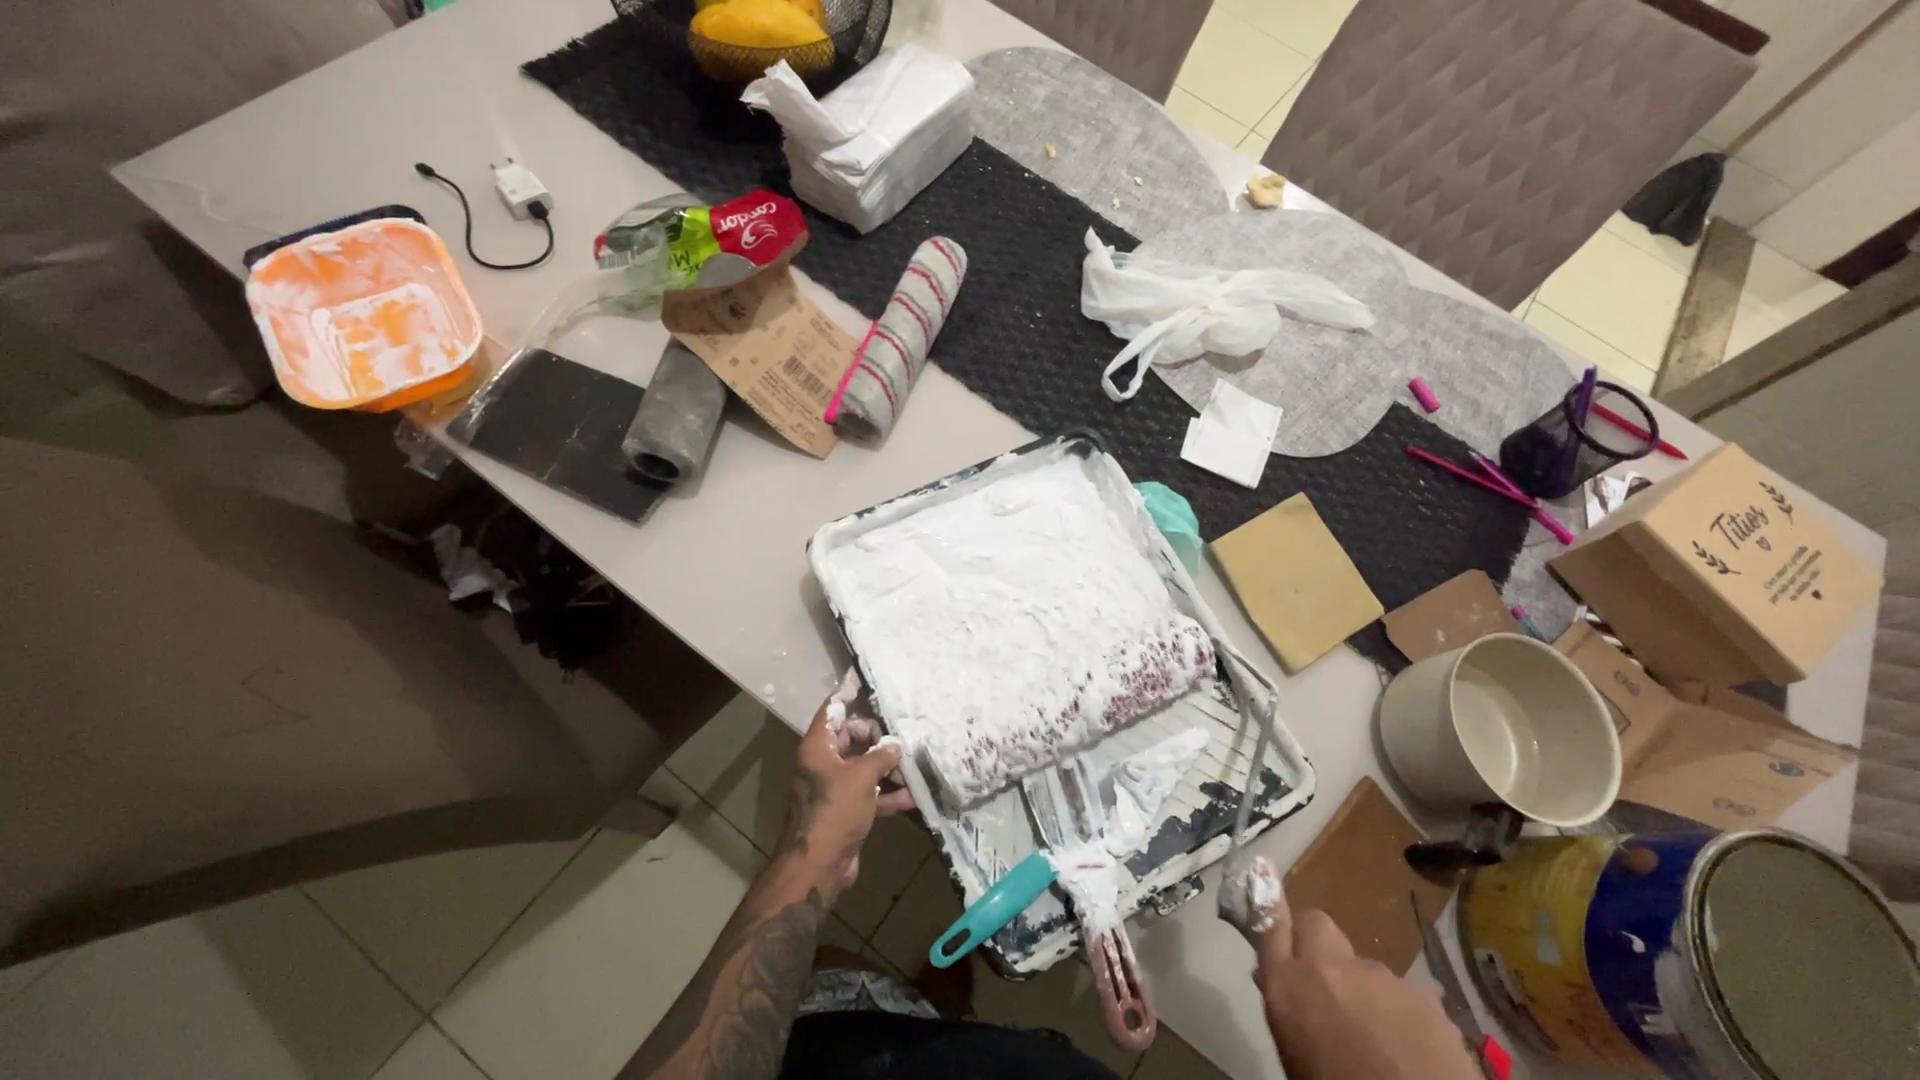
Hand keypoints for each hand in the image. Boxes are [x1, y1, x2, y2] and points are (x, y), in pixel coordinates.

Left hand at [778, 670, 914, 899]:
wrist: (818, 865)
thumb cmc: (834, 811)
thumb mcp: (861, 777)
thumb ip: (880, 756)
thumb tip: (895, 746)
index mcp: (817, 748)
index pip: (831, 711)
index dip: (846, 695)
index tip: (862, 679)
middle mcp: (822, 764)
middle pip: (851, 738)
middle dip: (877, 738)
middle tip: (900, 737)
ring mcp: (834, 789)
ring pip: (864, 767)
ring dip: (888, 768)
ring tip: (915, 765)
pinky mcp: (846, 811)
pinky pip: (870, 794)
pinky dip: (888, 794)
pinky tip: (914, 796)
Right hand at [1256, 906, 1480, 1079]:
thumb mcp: (1295, 1058)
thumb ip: (1287, 1010)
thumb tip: (1275, 980)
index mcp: (1288, 986)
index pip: (1269, 923)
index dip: (1268, 909)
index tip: (1267, 899)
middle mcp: (1331, 968)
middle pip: (1316, 923)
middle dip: (1316, 941)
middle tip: (1325, 981)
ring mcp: (1382, 978)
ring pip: (1365, 967)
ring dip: (1365, 990)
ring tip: (1378, 1037)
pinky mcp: (1425, 997)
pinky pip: (1403, 995)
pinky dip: (1402, 1015)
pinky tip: (1410, 1050)